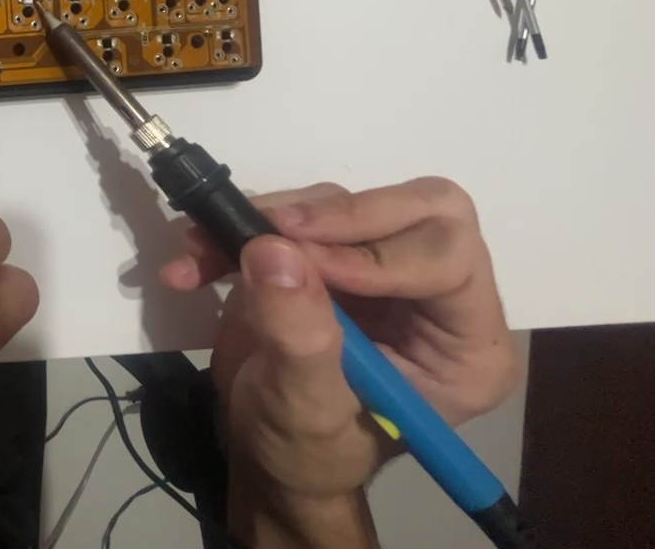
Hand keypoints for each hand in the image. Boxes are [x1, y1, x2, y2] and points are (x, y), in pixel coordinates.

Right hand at [159, 180, 519, 531]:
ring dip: (263, 220)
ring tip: (203, 252)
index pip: (447, 258)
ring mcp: (370, 268)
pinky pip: (281, 215)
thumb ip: (299, 337)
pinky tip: (193, 263)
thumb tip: (273, 251)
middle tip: (269, 229)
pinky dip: (229, 228)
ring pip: (339, 204)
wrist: (261, 446)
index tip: (301, 264)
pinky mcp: (315, 255)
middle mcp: (429, 295)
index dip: (374, 251)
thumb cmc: (305, 450)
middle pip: (417, 210)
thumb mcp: (305, 409)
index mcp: (461, 343)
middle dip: (335, 215)